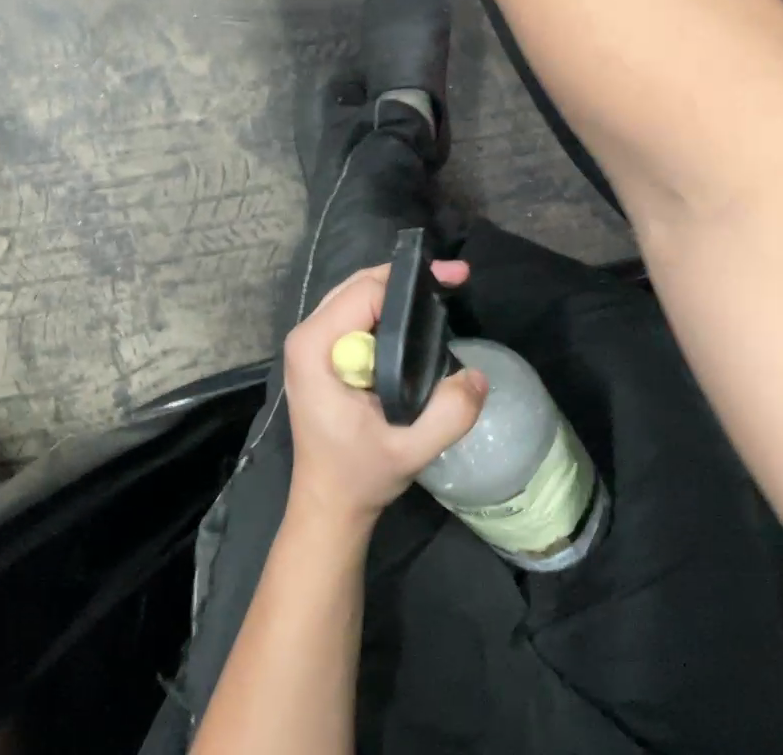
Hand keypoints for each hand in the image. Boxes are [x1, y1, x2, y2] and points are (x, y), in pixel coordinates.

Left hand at [281, 260, 490, 528]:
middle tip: (454, 280)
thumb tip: (477, 376)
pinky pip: (354, 315)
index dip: (409, 282)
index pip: (364, 292)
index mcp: (314, 349)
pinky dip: (386, 311)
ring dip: (397, 293)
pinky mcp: (321, 355)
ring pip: (355, 296)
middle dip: (406, 279)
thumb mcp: (410, 451)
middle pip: (358, 286)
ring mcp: (310, 345)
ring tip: (442, 292)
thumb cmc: (359, 476)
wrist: (329, 502)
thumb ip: (447, 414)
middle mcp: (306, 337)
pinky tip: (417, 318)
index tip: (453, 280)